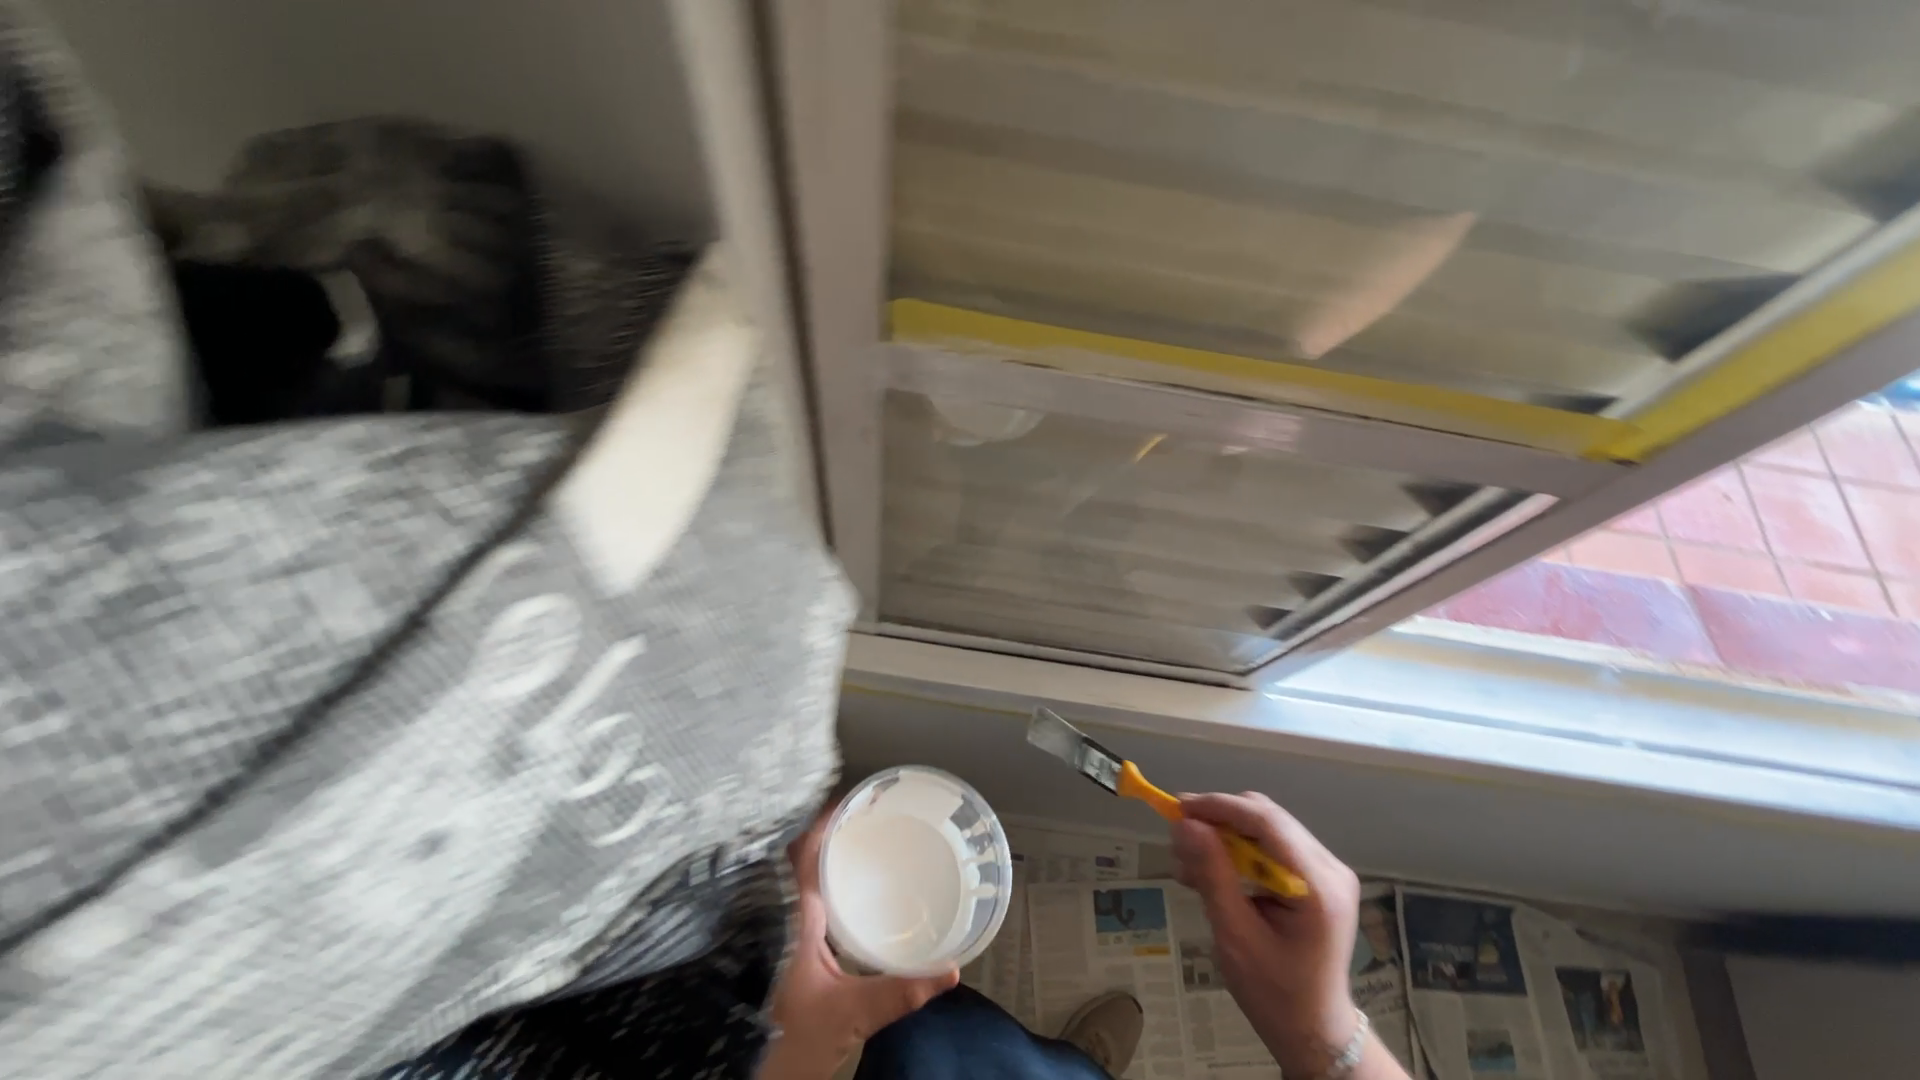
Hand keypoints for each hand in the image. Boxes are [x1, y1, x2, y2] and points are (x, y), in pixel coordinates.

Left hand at [756, 809, 959, 1079]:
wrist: (740, 1076)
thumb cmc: (784, 1042)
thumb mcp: (848, 1016)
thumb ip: (898, 991)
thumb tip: (948, 970)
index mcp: (791, 917)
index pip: (805, 850)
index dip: (826, 819)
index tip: (856, 798)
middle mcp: (777, 916)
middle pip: (799, 858)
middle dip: (829, 833)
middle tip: (866, 818)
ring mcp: (772, 933)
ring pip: (796, 881)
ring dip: (822, 859)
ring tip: (857, 846)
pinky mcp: (774, 952)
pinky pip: (796, 904)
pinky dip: (820, 888)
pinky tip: (841, 898)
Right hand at [1172, 792, 1375, 1079]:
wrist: (1314, 1031)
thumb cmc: (1274, 992)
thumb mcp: (1235, 937)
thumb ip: (1213, 876)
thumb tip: (1186, 825)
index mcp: (1318, 886)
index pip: (1267, 823)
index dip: (1221, 807)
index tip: (1179, 808)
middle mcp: (1330, 869)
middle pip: (1269, 818)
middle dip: (1220, 819)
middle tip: (1179, 837)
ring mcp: (1328, 872)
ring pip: (1268, 828)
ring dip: (1226, 835)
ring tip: (1190, 861)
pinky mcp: (1318, 878)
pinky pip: (1273, 846)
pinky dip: (1240, 850)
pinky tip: (1214, 871)